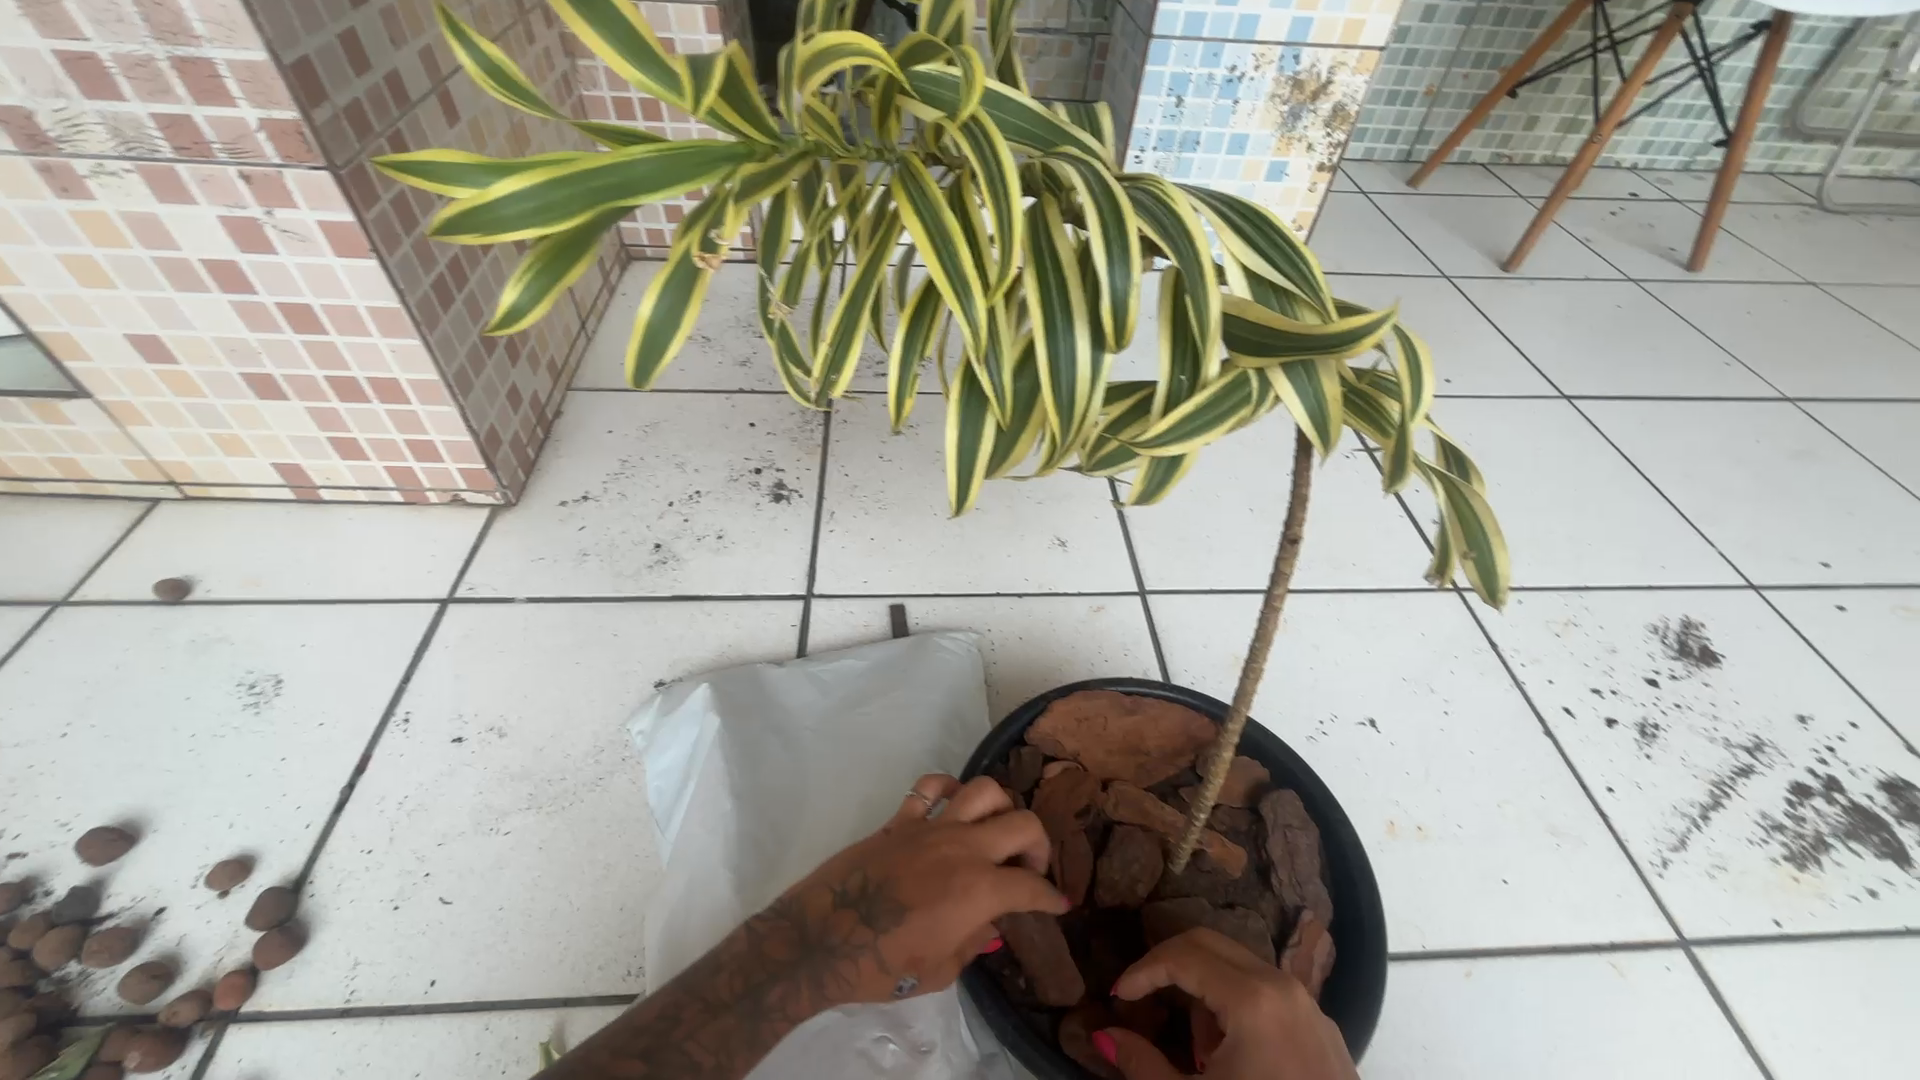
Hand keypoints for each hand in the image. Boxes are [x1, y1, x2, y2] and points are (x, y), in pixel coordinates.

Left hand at [757, 773, 1068, 1006]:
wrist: (821, 939)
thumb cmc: (882, 965)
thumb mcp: (941, 971)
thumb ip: (974, 942)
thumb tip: (989, 923)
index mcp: (979, 890)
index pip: (1032, 887)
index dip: (1052, 898)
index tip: (1059, 904)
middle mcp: (963, 848)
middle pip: (1022, 823)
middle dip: (1039, 844)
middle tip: (1030, 867)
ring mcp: (931, 827)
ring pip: (983, 790)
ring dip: (1001, 807)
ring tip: (997, 830)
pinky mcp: (900, 820)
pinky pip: (930, 786)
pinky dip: (948, 789)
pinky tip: (953, 807)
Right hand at [1097, 928, 1358, 1079]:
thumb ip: (1141, 1065)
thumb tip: (1103, 1035)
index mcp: (1251, 999)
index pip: (1182, 955)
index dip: (1142, 971)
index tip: (1117, 997)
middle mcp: (1282, 985)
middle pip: (1209, 943)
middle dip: (1168, 967)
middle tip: (1142, 999)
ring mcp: (1308, 1004)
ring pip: (1239, 965)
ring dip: (1204, 989)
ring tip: (1197, 1050)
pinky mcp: (1323, 1027)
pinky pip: (1268, 991)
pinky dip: (1237, 1005)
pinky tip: (1234, 1058)